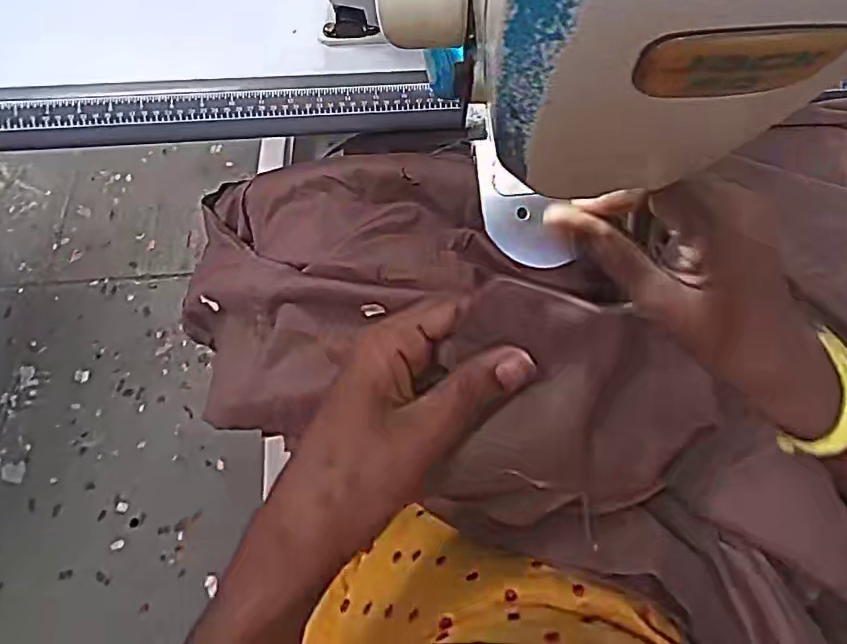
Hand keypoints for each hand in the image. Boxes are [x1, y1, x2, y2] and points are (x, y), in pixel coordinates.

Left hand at [194, 299, 535, 642]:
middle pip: (449, 331)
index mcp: (387, 341)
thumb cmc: (355, 480)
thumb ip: (472, 389)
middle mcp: (386, 349)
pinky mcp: (390, 405)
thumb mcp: (422, 432)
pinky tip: (494, 404)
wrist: (304, 538)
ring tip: (529, 376)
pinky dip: (461, 392)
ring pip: (444, 360)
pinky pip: (433, 385)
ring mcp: (386, 378)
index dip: (494, 315)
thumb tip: (522, 356)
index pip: (451, 309)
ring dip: (479, 370)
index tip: (539, 327)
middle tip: (542, 354)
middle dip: (491, 343)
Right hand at [544, 179, 841, 438]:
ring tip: (610, 233)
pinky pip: (687, 192)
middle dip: (619, 198)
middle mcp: (735, 194)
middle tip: (585, 223)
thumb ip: (609, 251)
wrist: (784, 363)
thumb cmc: (724, 340)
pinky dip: (660, 210)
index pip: (649, 179)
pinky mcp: (740, 208)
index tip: (574, 213)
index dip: (608, 192)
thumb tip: (557, 217)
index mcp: (720, 215)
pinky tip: (643, 236)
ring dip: (638, 204)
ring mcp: (741, 198)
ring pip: (671, 181)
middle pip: (660, 174)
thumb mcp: (659, 299)